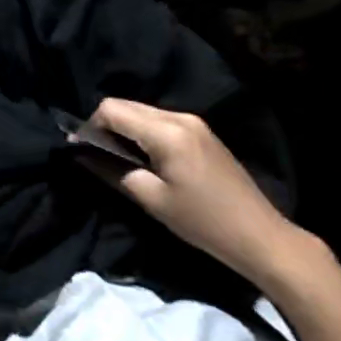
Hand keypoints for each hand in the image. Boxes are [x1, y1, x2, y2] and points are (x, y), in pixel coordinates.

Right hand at [78, 98, 312, 284]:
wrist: (259, 234)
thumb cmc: (203, 222)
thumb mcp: (152, 200)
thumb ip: (112, 171)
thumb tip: (81, 154)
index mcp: (167, 131)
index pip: (112, 109)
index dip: (90, 126)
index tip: (82, 151)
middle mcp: (179, 117)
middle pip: (126, 105)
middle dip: (105, 125)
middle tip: (96, 156)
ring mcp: (193, 122)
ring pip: (142, 111)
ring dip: (124, 129)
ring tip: (118, 160)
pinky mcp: (201, 131)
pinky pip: (159, 120)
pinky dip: (142, 132)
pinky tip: (143, 159)